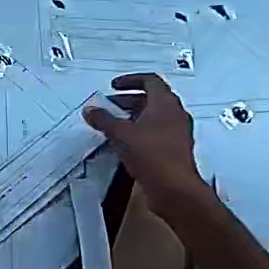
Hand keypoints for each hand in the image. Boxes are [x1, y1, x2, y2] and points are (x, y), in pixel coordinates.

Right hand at [84, 72, 205, 200]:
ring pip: (154, 116)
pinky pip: (156, 133)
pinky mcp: (173, 149)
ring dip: (133, 116)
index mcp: (166, 104)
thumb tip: (92, 111)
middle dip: (128, 100)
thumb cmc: (156, 157)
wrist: (173, 188)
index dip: (131, 80)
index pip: (150, 80)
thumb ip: (103, 119)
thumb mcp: (120, 134)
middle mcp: (175, 115)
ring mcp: (176, 133)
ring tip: (115, 123)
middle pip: (152, 98)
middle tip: (111, 104)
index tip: (116, 85)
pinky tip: (125, 142)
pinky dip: (139, 131)